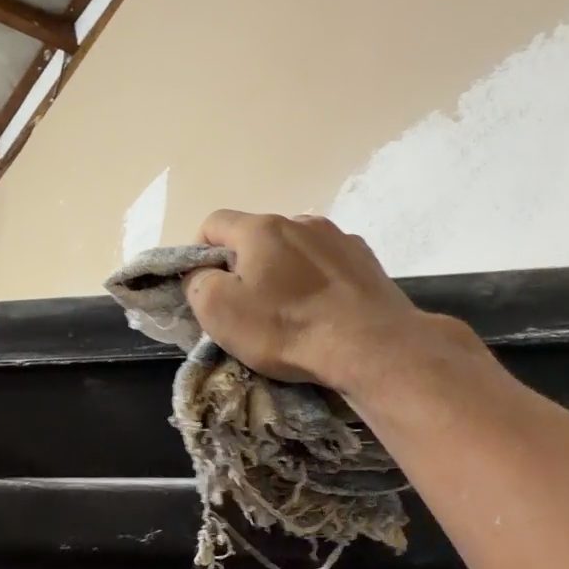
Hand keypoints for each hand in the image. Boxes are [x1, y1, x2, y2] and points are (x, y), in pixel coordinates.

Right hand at [185, 211, 465, 393]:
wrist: (371, 346)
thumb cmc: (285, 327)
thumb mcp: (218, 310)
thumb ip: (197, 283)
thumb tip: (201, 274)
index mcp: (261, 229)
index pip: (213, 223)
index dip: (199, 253)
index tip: (204, 288)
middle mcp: (300, 221)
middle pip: (254, 237)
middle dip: (241, 266)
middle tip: (242, 306)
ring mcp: (338, 238)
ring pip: (292, 249)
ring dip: (279, 272)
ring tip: (284, 309)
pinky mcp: (365, 260)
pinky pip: (324, 263)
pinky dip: (312, 280)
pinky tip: (317, 309)